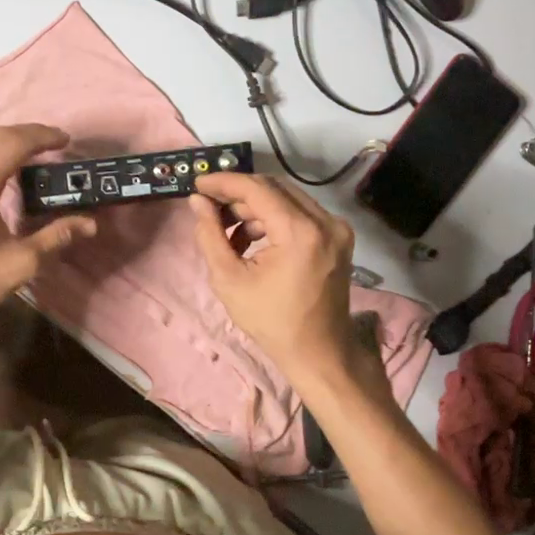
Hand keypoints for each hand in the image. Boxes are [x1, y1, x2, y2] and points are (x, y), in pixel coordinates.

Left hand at [0, 124, 95, 334]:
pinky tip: (9, 170)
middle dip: (27, 134)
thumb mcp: (20, 262)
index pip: (11, 145)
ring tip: (37, 151)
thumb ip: (56, 237)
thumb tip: (91, 223)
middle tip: (56, 142)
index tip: (66, 140)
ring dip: (9, 142)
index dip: (41, 137)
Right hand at [188, 172, 388, 402]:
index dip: (225, 183)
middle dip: (238, 195)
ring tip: (227, 233)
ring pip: (286, 199)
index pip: (258, 189)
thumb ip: (210, 235)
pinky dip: (273, 220)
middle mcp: (325, 221)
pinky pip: (299, 213)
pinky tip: (251, 240)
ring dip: (254, 209)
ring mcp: (336, 228)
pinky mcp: (337, 237)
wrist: (319, 352)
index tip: (198, 183)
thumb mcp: (229, 279)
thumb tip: (197, 201)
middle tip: (208, 207)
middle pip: (273, 189)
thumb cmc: (271, 321)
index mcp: (300, 232)